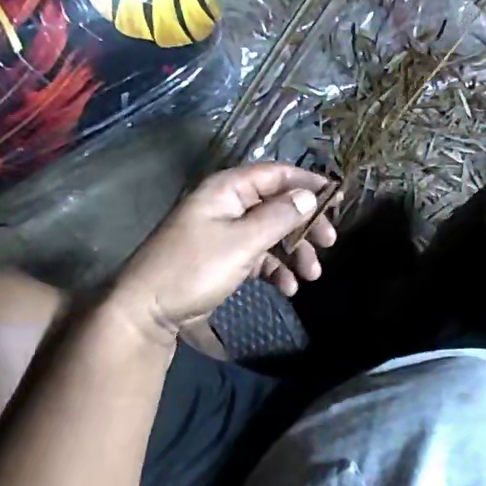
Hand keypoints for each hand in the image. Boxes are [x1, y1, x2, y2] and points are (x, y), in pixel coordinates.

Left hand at [109, 163, 336, 341]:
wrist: (148, 311)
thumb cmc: (194, 268)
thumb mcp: (242, 242)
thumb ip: (279, 217)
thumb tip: (310, 196)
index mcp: (227, 190)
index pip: (276, 174)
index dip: (308, 183)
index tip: (337, 199)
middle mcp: (228, 205)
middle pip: (278, 205)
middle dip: (306, 225)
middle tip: (330, 243)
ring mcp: (226, 232)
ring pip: (272, 233)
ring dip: (295, 252)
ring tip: (311, 276)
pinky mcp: (225, 258)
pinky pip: (260, 255)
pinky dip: (276, 269)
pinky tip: (289, 288)